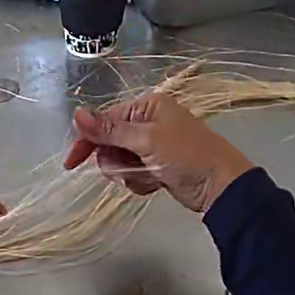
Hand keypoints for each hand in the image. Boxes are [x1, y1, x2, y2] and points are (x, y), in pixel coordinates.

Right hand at [62, 94, 255, 211]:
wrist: (221, 187)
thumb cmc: (187, 155)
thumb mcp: (146, 140)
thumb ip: (110, 130)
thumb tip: (77, 113)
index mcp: (146, 107)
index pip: (104, 121)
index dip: (87, 141)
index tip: (72, 163)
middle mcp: (146, 123)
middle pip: (107, 143)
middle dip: (115, 161)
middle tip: (130, 168)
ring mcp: (150, 146)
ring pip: (117, 162)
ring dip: (128, 174)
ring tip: (148, 176)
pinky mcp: (154, 165)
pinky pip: (130, 174)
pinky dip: (138, 181)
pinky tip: (155, 183)